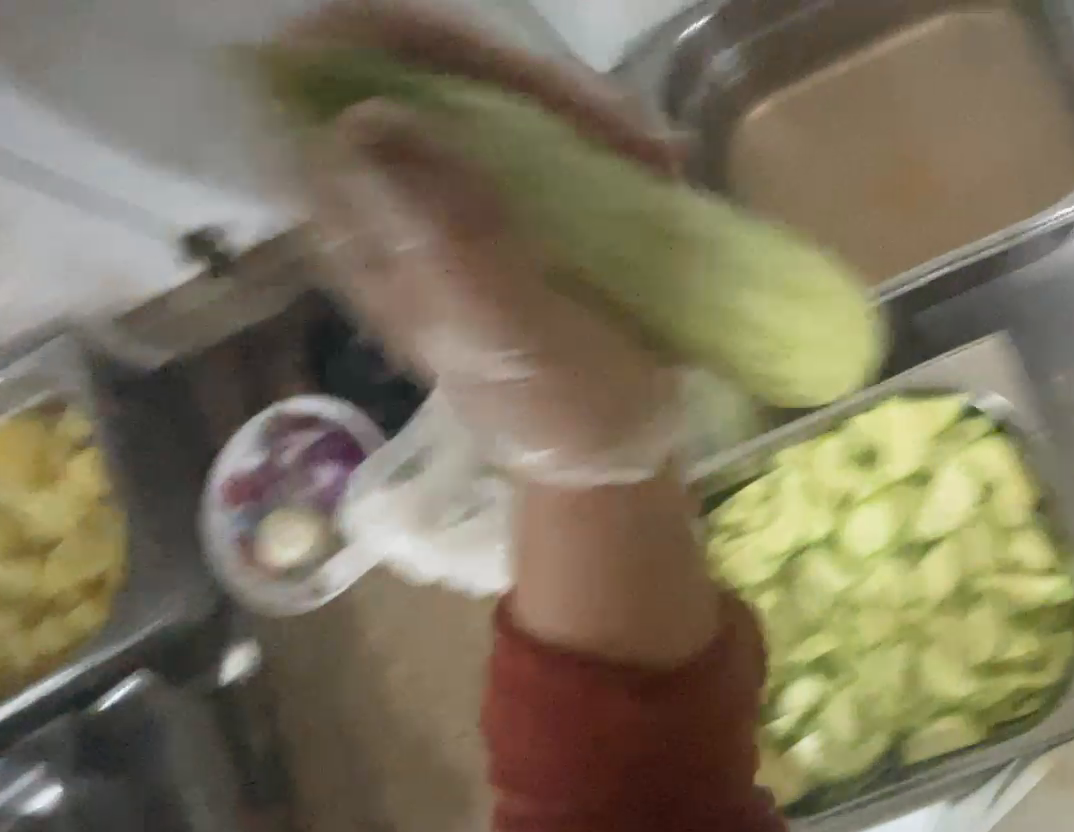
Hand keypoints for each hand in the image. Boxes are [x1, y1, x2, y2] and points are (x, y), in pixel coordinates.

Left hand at [292, 2, 679, 486]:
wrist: (611, 456)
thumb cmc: (565, 414)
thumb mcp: (509, 338)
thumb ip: (447, 239)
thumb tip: (370, 114)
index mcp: (368, 226)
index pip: (341, 73)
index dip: (426, 53)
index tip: (524, 93)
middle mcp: (402, 200)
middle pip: (430, 70)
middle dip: (530, 85)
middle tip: (622, 138)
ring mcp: (466, 204)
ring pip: (495, 97)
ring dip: (579, 113)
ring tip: (650, 160)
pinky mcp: (521, 217)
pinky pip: (544, 139)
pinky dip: (602, 142)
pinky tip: (652, 173)